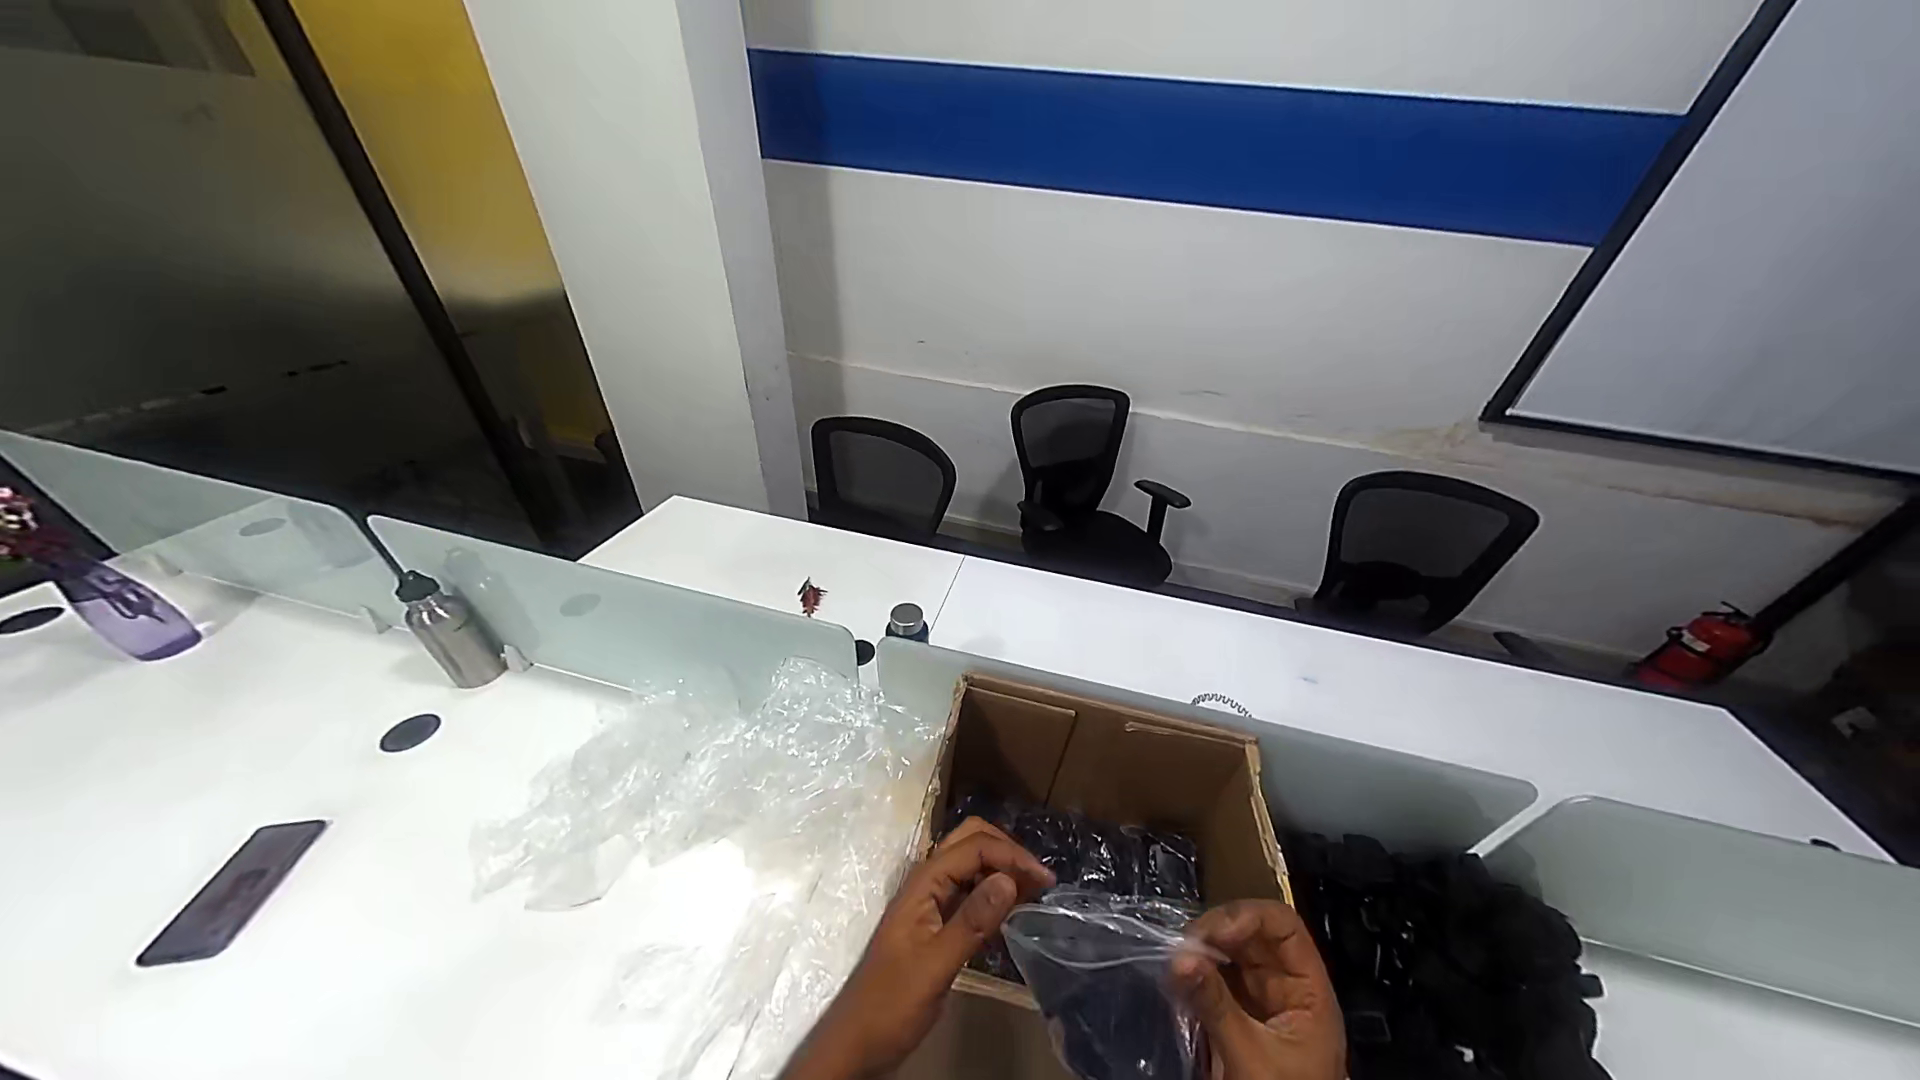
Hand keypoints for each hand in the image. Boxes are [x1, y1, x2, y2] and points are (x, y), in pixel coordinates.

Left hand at [782, 818, 1055, 1079]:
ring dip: (1002, 866)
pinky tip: (1011, 909)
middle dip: (1007, 849)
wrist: (857, 1041)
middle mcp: (928, 880)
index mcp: (924, 881)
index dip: (1012, 855)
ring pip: (971, 862)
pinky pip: (969, 889)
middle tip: (1038, 878)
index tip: (1046, 880)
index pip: (974, 846)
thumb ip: (972, 921)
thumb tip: (1009, 878)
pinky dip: (993, 889)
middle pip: (970, 840)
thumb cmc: (892, 1003)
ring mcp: (931, 899)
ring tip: (1033, 891)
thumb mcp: (935, 965)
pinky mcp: (937, 920)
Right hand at [1172, 900, 1345, 1079]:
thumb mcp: (1250, 1061)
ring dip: (1201, 949)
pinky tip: (1177, 977)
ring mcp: (1260, 1000)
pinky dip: (1195, 971)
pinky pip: (1214, 976)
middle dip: (1216, 930)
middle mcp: (1285, 987)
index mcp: (1308, 993)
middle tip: (1183, 945)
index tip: (1214, 932)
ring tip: (1176, 961)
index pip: (1284, 926)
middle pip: (1252, 932)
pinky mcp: (1236, 1015)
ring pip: (1229, 951)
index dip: (1250, 916)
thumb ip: (1214, 1004)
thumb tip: (1177, 955)